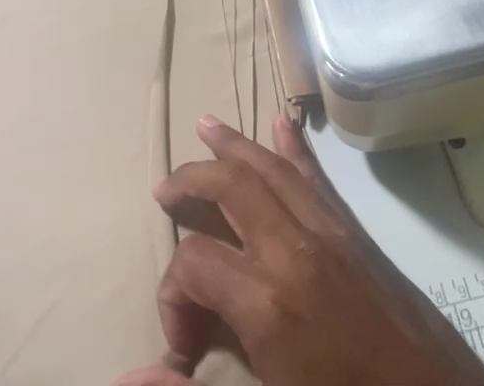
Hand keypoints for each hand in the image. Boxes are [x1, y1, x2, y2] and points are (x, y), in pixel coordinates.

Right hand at [117, 115, 483, 385]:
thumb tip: (128, 378)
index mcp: (268, 302)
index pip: (195, 262)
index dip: (172, 298)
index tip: (182, 346)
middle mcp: (295, 250)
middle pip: (232, 187)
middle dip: (192, 179)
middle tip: (164, 190)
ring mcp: (330, 233)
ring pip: (275, 169)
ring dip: (237, 145)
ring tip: (206, 126)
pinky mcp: (356, 233)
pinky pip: (319, 179)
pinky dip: (296, 148)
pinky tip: (283, 123)